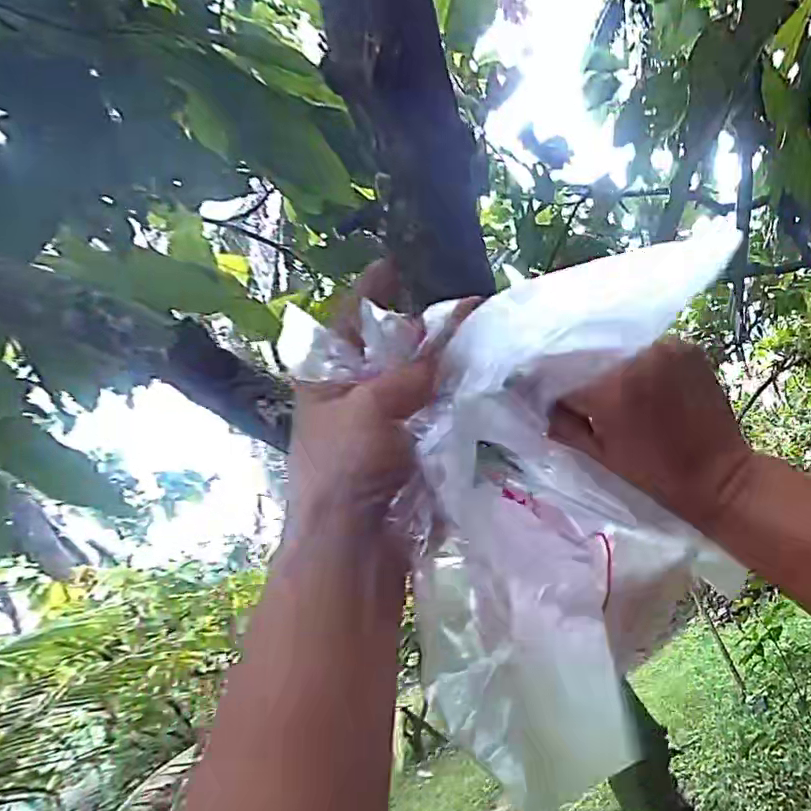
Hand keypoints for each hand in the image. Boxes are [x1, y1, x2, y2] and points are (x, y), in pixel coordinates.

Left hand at [286, 261, 476, 532]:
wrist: (354, 547)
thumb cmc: (344, 468)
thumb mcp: (371, 406)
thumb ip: (411, 368)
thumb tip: (447, 327)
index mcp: (325, 378)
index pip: (347, 320)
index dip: (370, 290)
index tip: (396, 263)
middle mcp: (353, 398)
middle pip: (391, 352)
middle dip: (424, 331)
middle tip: (464, 309)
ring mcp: (384, 429)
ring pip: (420, 386)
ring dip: (447, 370)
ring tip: (484, 343)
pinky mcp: (410, 456)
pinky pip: (437, 419)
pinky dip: (457, 406)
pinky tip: (484, 389)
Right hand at [548, 337, 757, 533]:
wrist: (717, 475)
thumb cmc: (655, 474)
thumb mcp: (601, 456)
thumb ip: (565, 428)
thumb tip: (543, 409)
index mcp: (610, 388)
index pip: (564, 380)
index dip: (558, 396)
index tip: (559, 407)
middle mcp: (636, 358)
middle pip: (593, 360)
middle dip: (585, 378)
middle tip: (588, 401)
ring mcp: (665, 348)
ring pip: (621, 352)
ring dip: (615, 369)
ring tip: (621, 394)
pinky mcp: (687, 347)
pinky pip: (649, 349)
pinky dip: (643, 364)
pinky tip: (647, 385)